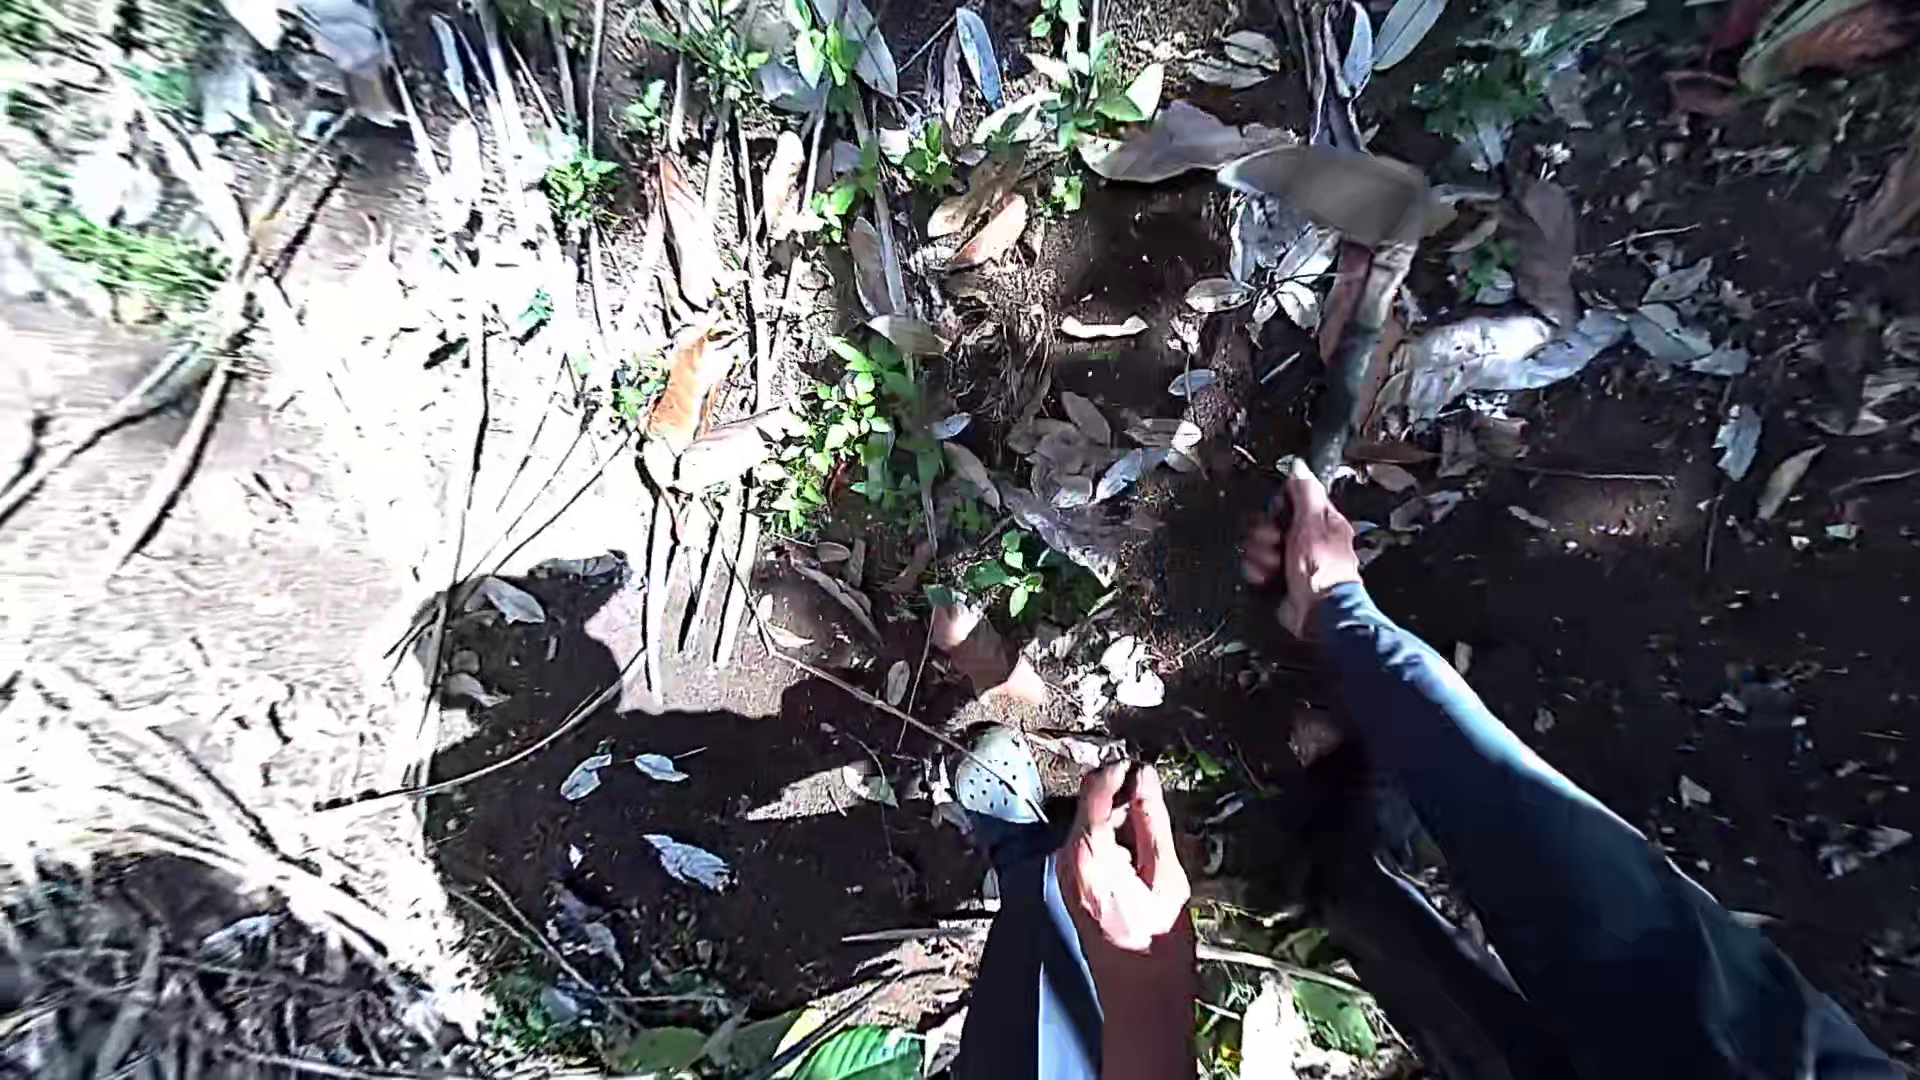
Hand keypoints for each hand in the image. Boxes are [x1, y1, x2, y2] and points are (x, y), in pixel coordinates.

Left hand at [1055, 764, 1194, 1079]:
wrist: (1140, 997)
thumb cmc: (1159, 943)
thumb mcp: (1166, 876)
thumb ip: (1152, 822)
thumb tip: (1146, 779)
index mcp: (1087, 852)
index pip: (1094, 789)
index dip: (1119, 770)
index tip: (1142, 766)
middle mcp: (1067, 855)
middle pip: (1088, 802)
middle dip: (1119, 790)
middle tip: (1151, 790)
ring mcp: (1066, 869)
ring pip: (1089, 819)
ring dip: (1117, 811)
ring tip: (1150, 819)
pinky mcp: (1073, 880)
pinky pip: (1089, 840)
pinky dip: (1112, 832)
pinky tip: (1138, 845)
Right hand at [1243, 457, 1361, 637]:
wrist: (1316, 610)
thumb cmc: (1321, 570)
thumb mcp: (1313, 523)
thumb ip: (1305, 494)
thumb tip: (1299, 467)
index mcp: (1319, 522)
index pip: (1288, 502)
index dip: (1278, 508)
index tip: (1279, 516)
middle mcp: (1305, 539)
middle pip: (1268, 524)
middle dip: (1265, 535)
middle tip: (1276, 543)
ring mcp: (1290, 559)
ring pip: (1258, 546)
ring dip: (1261, 556)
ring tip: (1275, 565)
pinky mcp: (1277, 577)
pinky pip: (1254, 566)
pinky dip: (1257, 572)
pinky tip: (1268, 576)